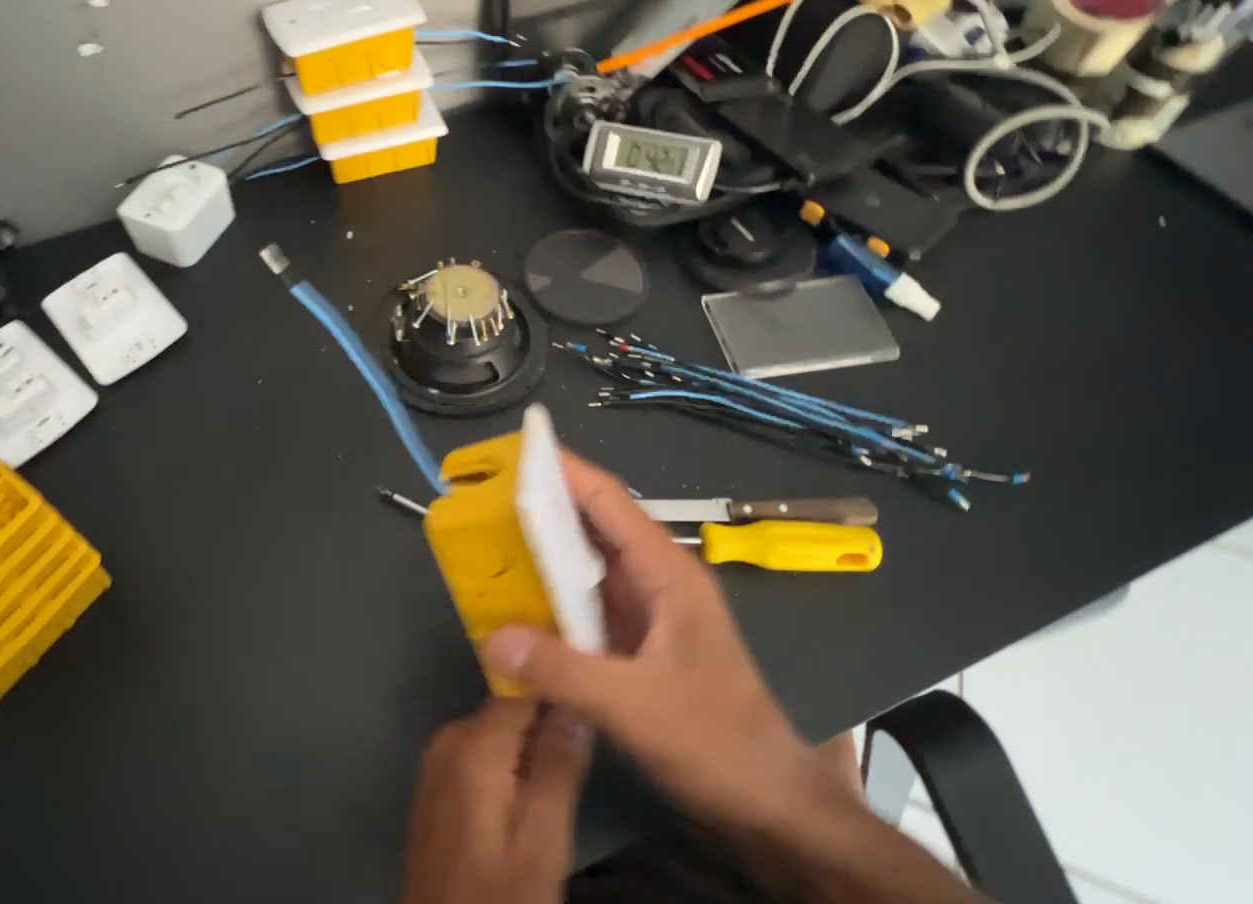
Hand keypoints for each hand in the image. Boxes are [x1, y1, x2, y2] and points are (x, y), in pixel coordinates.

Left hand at [398, 698, 592, 903]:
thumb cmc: (496, 899)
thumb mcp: (541, 844)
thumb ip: (558, 767)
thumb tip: (575, 698)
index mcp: (474, 746)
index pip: (523, 685)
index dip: (559, 681)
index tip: (595, 686)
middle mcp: (449, 741)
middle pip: (510, 709)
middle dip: (548, 718)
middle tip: (590, 740)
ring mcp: (437, 765)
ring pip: (497, 732)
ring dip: (532, 743)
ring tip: (572, 761)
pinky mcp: (437, 788)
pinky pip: (481, 754)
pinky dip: (509, 762)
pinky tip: (535, 788)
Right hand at [481, 453, 828, 829]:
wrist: (768, 800)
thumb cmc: (715, 741)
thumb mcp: (634, 706)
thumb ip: (562, 670)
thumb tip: (493, 635)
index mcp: (668, 573)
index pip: (610, 502)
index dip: (565, 471)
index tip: (516, 451)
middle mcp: (658, 580)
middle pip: (596, 525)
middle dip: (543, 506)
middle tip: (484, 497)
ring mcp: (650, 612)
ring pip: (589, 565)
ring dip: (544, 552)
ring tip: (489, 539)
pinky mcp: (639, 642)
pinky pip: (588, 604)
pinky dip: (553, 597)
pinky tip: (517, 603)